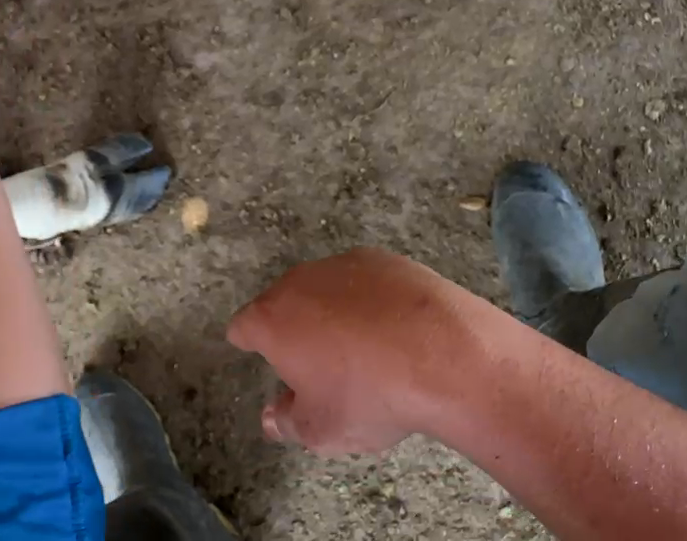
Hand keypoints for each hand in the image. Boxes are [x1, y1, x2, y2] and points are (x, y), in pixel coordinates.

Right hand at [226, 248, 466, 455]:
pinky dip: (371, 301)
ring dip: (333, 313)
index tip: (257, 354)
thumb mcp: (322, 429)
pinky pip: (364, 282)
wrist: (443, 354)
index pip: (243, 326)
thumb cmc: (369, 395)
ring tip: (365, 352)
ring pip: (325, 290)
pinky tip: (396, 330)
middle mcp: (298, 282)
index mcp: (272, 319)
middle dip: (295, 330)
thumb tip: (271, 417)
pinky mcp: (383, 259)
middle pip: (284, 303)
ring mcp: (342, 264)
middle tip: (319, 367)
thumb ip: (288, 421)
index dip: (248, 343)